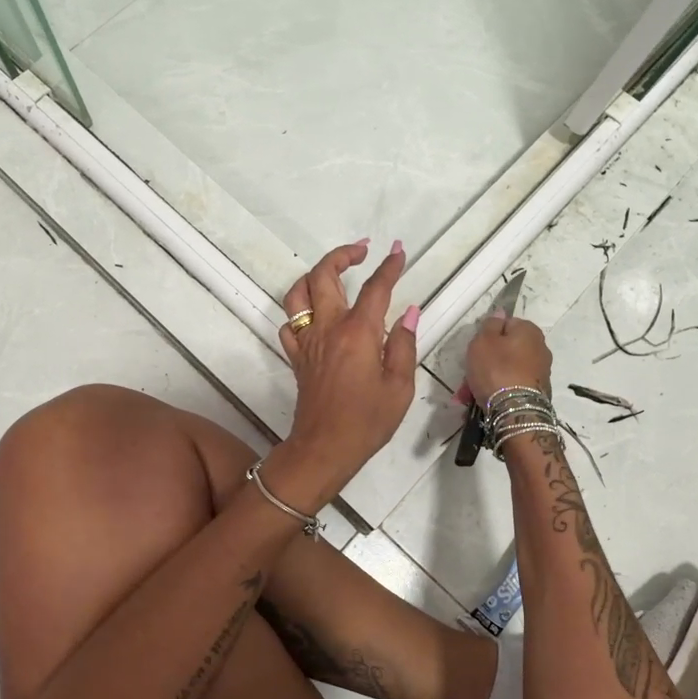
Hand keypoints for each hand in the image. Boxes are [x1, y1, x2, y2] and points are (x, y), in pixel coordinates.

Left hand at [270, 239, 418, 507]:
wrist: (324, 447)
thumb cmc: (367, 421)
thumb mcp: (399, 386)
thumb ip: (403, 345)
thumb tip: (408, 313)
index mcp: (358, 333)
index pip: (375, 288)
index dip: (389, 266)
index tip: (398, 251)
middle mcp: (328, 329)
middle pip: (324, 276)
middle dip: (342, 255)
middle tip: (362, 251)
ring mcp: (307, 341)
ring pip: (298, 293)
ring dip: (314, 274)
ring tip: (334, 272)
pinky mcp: (297, 356)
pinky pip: (290, 323)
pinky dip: (300, 310)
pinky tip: (315, 313)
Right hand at [465, 312, 552, 400]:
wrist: (516, 411)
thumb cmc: (496, 369)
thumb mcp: (483, 340)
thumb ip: (490, 324)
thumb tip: (500, 313)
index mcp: (529, 331)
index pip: (505, 324)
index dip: (486, 336)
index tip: (474, 350)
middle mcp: (540, 349)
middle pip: (504, 350)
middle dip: (482, 364)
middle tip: (465, 378)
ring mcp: (540, 372)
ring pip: (505, 370)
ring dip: (485, 380)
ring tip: (466, 397)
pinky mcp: (537, 393)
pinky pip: (511, 386)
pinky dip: (497, 392)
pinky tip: (481, 403)